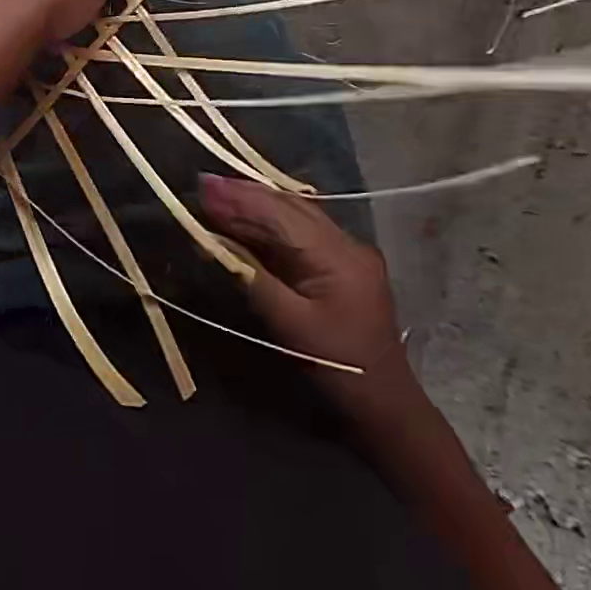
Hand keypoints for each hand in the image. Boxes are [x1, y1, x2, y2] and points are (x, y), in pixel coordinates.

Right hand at [198, 173, 406, 384]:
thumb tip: (211, 244)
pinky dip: (267, 225)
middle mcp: (346, 244)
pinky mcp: (339, 265)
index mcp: (339, 256)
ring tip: (216, 194)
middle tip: (204, 184)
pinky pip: (298, 234)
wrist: (386, 405)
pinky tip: (242, 219)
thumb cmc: (339, 367)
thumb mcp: (290, 326)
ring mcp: (345, 253)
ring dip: (254, 206)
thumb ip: (252, 278)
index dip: (241, 199)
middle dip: (245, 194)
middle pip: (290, 208)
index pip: (282, 215)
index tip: (205, 185)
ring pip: (294, 217)